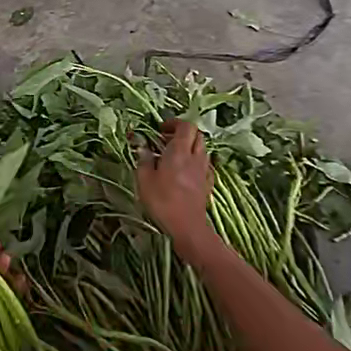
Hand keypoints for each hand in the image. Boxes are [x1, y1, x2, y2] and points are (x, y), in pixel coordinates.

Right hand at [136, 119, 216, 256]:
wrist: (187, 227)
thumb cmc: (163, 201)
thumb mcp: (144, 179)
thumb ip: (144, 159)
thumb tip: (142, 147)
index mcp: (179, 151)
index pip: (186, 125)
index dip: (174, 123)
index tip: (160, 129)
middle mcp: (195, 156)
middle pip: (197, 134)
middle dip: (183, 132)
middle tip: (166, 139)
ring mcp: (204, 170)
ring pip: (202, 148)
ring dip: (190, 146)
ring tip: (174, 155)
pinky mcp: (207, 183)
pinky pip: (204, 164)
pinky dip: (195, 161)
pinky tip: (185, 171)